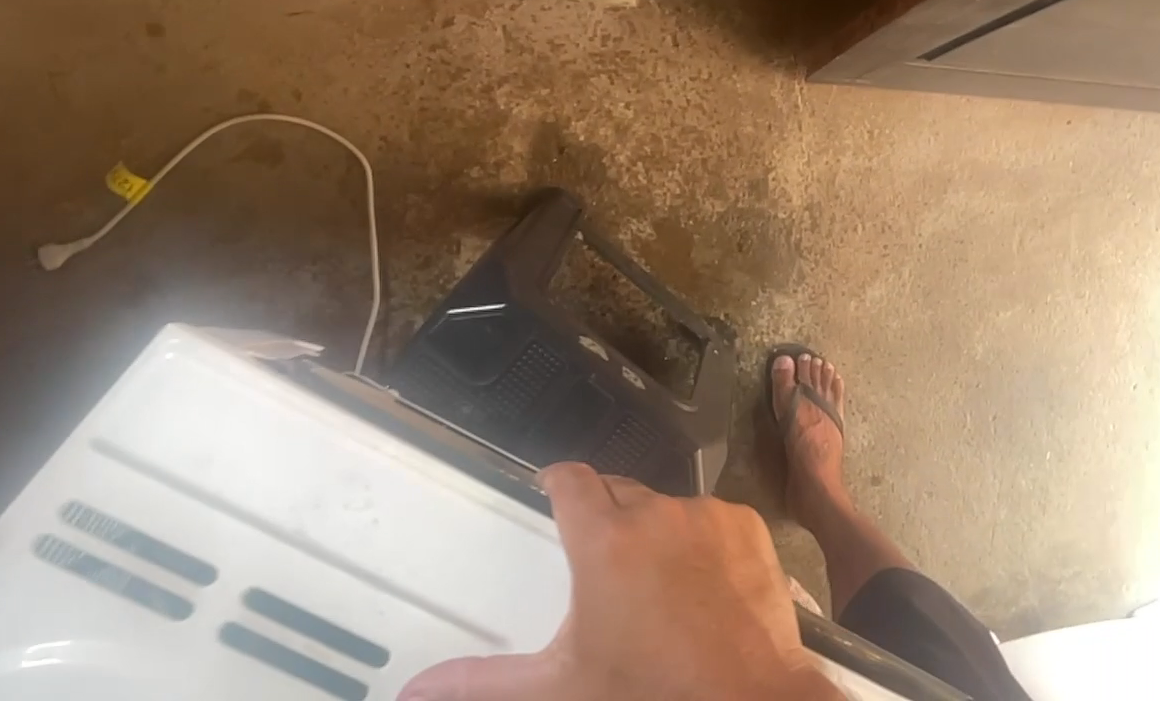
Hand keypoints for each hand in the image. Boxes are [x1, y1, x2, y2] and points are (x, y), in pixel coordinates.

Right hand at [399, 462, 843, 700]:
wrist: (746, 699)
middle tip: (602, 559)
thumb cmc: (647, 690)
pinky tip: (705, 584)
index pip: (572, 480)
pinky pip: (713, 519)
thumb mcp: (561, 686)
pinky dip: (702, 541)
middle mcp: (655, 512)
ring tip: (657, 582)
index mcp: (605, 540)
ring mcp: (707, 513)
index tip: (550, 488)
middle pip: (619, 491)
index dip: (558, 480)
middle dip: (605, 514)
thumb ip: (485, 683)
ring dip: (656, 531)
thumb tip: (412, 691)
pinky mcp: (747, 523)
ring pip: (667, 507)